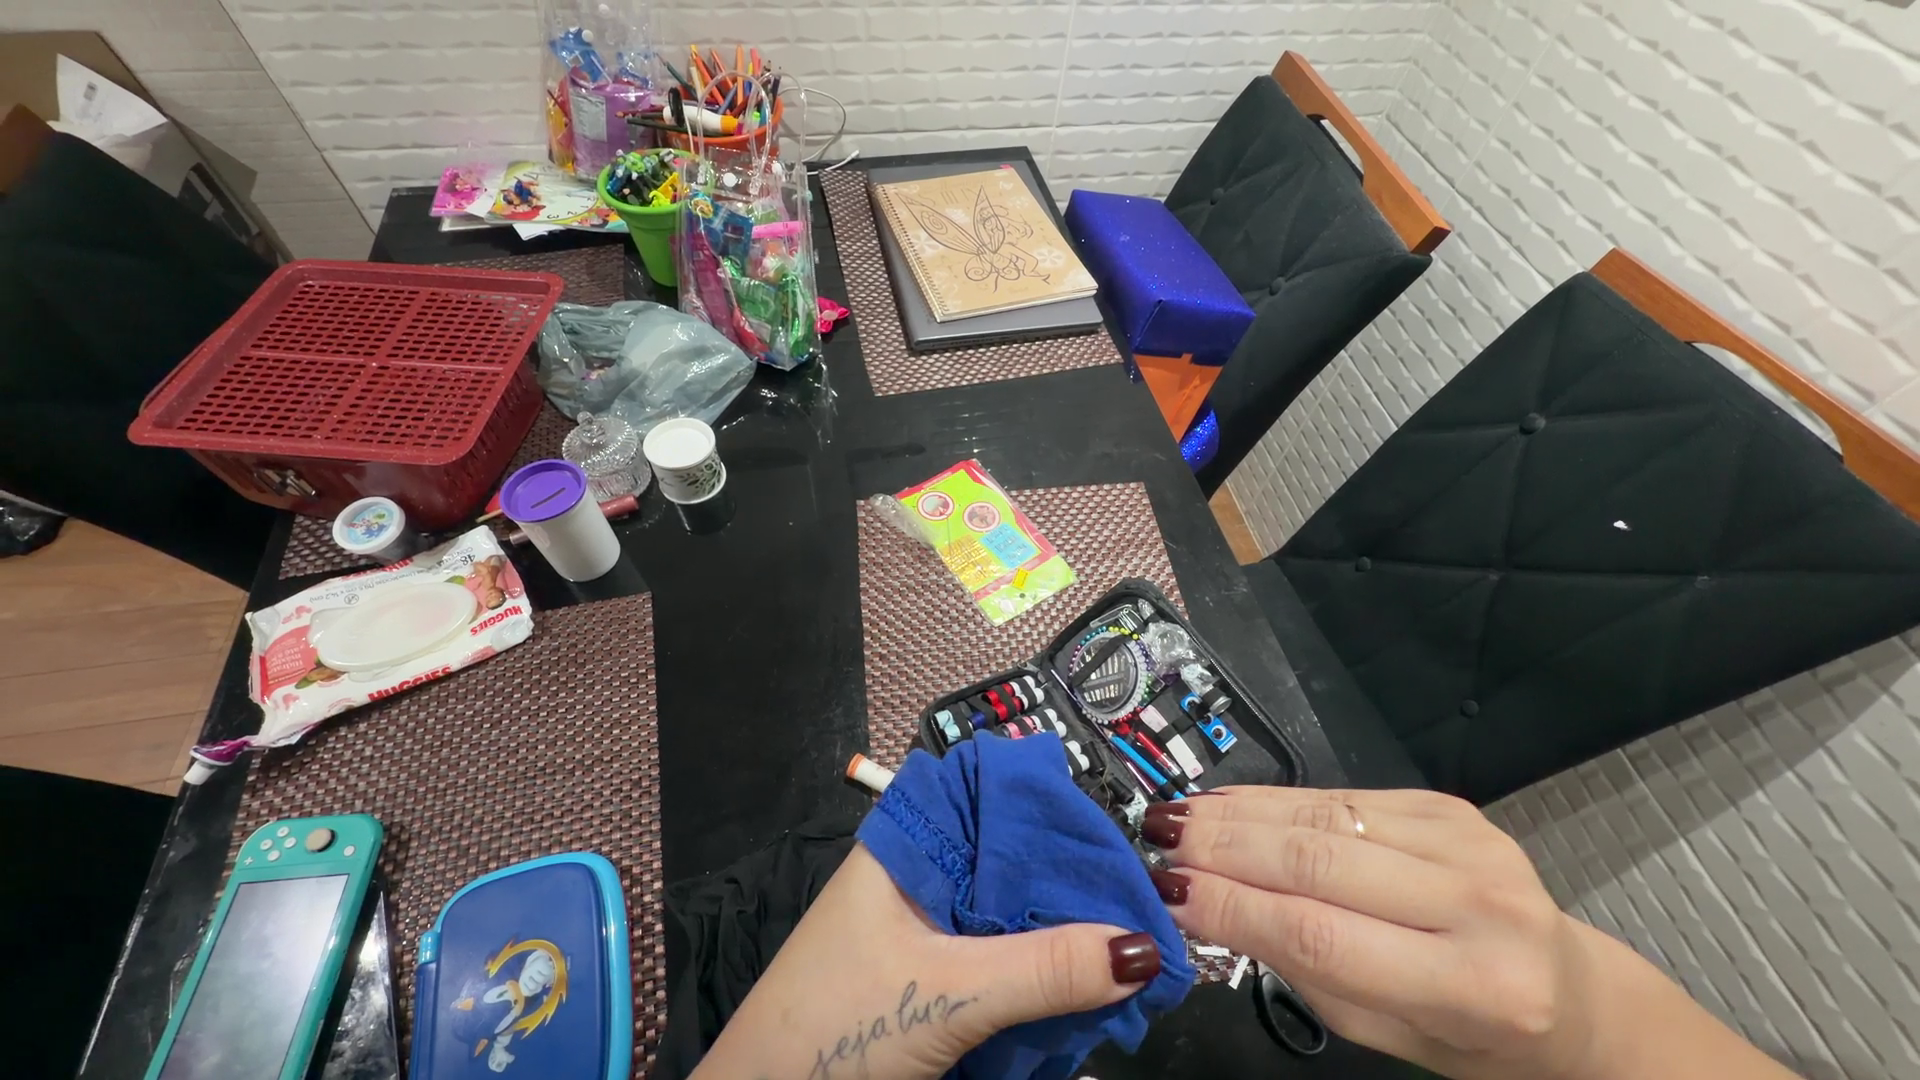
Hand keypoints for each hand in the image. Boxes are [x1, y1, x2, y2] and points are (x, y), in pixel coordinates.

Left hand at [688, 843, 1162, 1079]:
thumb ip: (1045, 970)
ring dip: (1057, 924)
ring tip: (1126, 930)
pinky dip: (1036, 961)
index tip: (1118, 837)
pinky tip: (1082, 971)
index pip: (994, 795)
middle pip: (1009, 855)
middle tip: (1141, 894)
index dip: (1055, 810)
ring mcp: (924, 919)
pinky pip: (998, 948)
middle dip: (1068, 877)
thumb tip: (1145, 948)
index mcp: (910, 840)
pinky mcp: (930, 967)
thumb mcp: (949, 993)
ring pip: (1007, 904)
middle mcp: (920, 868)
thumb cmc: (839, 1025)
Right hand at [1144, 788, 1801, 1079]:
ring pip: (1321, 814)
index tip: (1164, 889)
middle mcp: (1479, 901)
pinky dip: (1274, 799)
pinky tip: (1229, 803)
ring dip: (1238, 812)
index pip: (1318, 932)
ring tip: (1179, 815)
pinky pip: (1339, 794)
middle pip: (1317, 859)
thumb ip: (1301, 965)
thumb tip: (1203, 904)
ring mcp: (1465, 838)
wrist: (1565, 989)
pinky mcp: (1445, 804)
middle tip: (1156, 838)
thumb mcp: (1384, 1030)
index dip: (1230, 905)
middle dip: (1222, 846)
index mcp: (1473, 985)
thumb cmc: (1469, 1033)